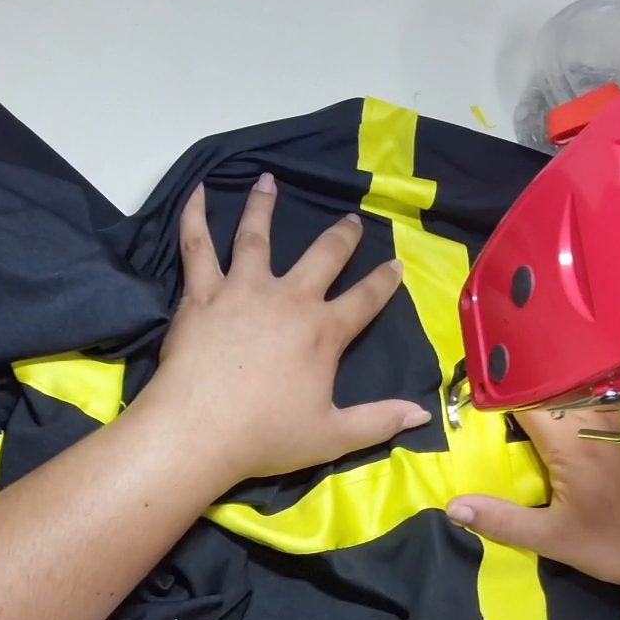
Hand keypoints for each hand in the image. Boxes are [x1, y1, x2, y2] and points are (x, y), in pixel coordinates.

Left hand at [139, 174, 430, 484]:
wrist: (200, 429)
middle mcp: (288, 299)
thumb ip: (379, 421)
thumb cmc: (265, 436)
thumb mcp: (332, 436)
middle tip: (352, 221)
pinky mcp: (202, 293)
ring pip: (256, 237)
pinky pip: (197, 246)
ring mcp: (243, 290)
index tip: (395, 265)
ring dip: (265, 206)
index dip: (384, 281)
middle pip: (323, 256)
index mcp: (323, 332)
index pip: (365, 299)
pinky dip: (195, 216)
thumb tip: (424, 416)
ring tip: (269, 182)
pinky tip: (196, 191)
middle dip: (342, 236)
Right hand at [446, 409, 619, 601]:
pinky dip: (593, 399)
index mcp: (571, 440)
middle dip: (528, 391)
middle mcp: (600, 418)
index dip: (500, 397)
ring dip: (561, 392)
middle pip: (555, 388)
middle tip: (508, 402)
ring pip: (586, 390)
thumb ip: (502, 520)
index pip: (524, 399)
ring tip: (542, 401)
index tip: (482, 403)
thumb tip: (452, 507)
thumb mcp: (554, 540)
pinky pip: (614, 400)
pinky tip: (585, 412)